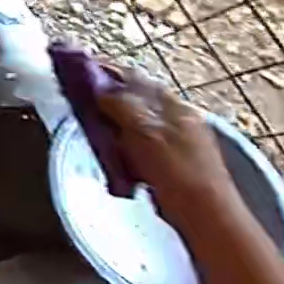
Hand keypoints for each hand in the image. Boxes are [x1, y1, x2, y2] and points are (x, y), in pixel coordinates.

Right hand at [96, 72, 246, 233]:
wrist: (204, 214)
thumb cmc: (176, 170)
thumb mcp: (144, 131)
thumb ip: (121, 106)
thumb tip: (100, 90)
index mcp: (172, 106)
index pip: (135, 79)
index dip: (107, 72)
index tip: (80, 69)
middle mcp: (176, 118)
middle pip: (134, 100)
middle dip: (108, 99)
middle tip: (82, 103)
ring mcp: (175, 140)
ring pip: (134, 123)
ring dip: (114, 124)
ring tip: (96, 130)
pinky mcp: (169, 161)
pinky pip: (138, 144)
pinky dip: (123, 145)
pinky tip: (115, 155)